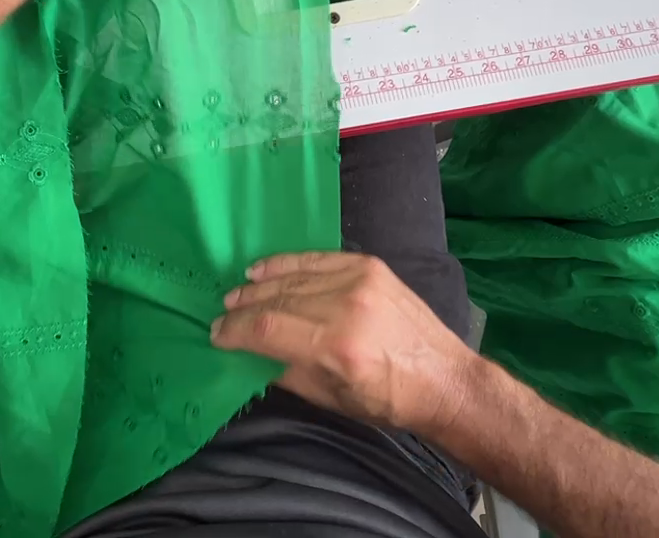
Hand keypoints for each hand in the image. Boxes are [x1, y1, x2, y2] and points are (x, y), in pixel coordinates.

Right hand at [210, 252, 483, 435]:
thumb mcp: (332, 400)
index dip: (235, 332)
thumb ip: (287, 372)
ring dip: (259, 285)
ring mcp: (358, 280)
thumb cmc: (387, 399)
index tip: (216, 335)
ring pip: (293, 277)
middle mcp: (345, 307)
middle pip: (277, 300)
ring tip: (237, 293)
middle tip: (221, 315)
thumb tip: (250, 353)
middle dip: (243, 309)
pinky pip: (316, 259)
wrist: (443, 376)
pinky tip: (262, 269)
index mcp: (336, 347)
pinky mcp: (367, 265)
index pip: (268, 330)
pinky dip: (285, 263)